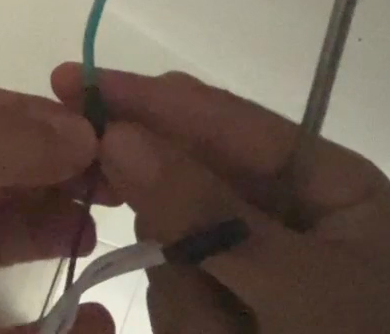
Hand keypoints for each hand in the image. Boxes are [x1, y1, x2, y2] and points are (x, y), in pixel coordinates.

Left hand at [0, 84, 116, 333]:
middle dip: (60, 170)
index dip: (42, 113)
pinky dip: (55, 326)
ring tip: (109, 237)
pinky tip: (96, 322)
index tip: (111, 132)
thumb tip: (78, 126)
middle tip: (127, 189)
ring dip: (59, 232)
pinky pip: (7, 328)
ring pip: (4, 238)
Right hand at [50, 65, 389, 333]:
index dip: (140, 95)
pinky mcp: (238, 315)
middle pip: (185, 180)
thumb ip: (207, 215)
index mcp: (323, 183)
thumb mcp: (304, 295)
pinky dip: (194, 326)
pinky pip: (178, 296)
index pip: (217, 115)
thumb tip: (117, 134)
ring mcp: (258, 270)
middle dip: (167, 224)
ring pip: (171, 246)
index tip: (67, 80)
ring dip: (193, 301)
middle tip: (158, 251)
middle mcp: (285, 215)